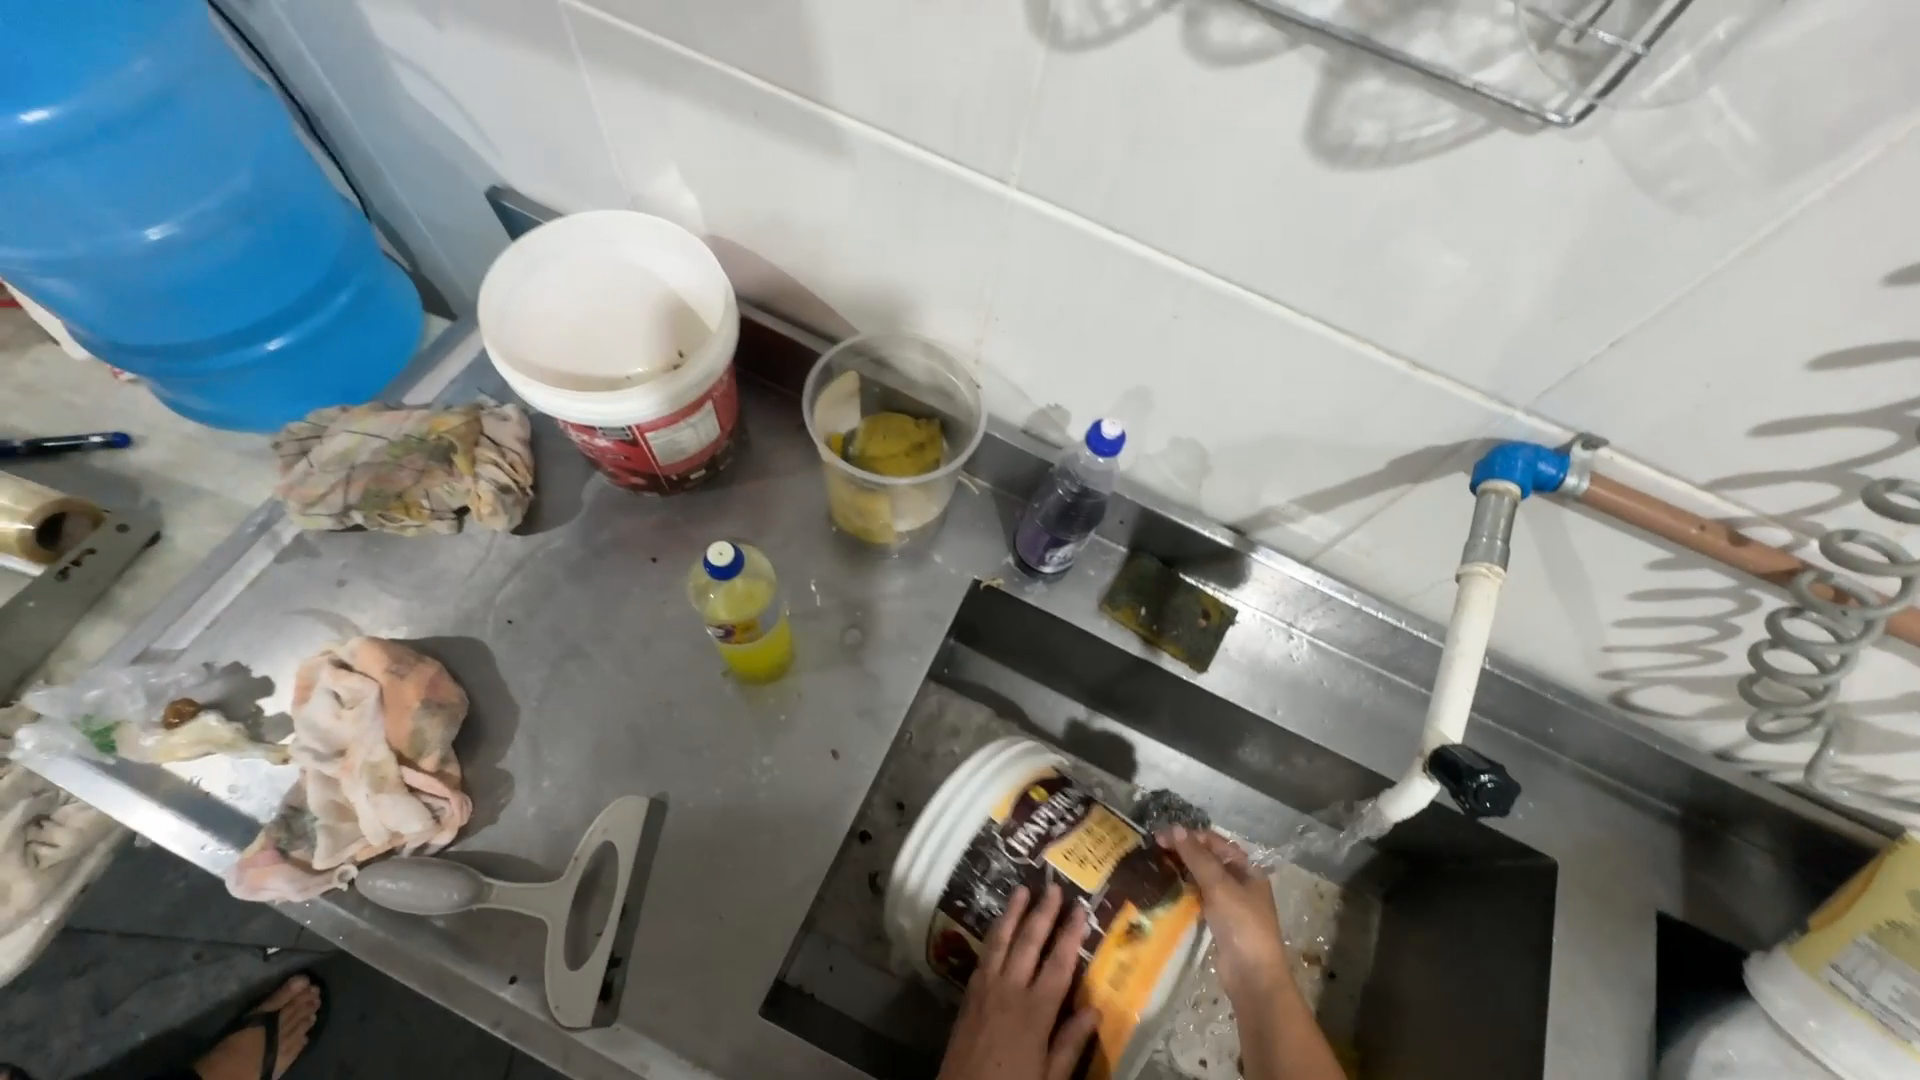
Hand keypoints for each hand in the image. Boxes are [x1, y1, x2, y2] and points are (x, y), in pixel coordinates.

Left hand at [936, 882, 1101, 1079]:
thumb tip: (1095, 1010)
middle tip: (1053, 886)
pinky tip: (999, 926)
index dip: (1071, 934)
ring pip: (1001, 941)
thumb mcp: (1050, 1078)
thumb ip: (1070, 1043)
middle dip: (1042, 913)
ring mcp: (985, 989)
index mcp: (1035, 1012)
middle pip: (1029, 942)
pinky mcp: (968, 995)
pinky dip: (994, 935)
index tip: (1080, 908)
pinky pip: (984, 955)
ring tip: (1021, 890)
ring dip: (1013, 914)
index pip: (1058, 964)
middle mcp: (1009, 991)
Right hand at [1158, 826, 1291, 1005]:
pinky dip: (1182, 892)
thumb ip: (1197, 856)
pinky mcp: (1216, 921)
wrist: (1253, 976)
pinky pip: (1197, 898)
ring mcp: (1228, 902)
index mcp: (1247, 868)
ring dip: (1180, 871)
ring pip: (1200, 878)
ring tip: (1154, 867)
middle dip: (1182, 852)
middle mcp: (1238, 881)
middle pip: (1207, 858)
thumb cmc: (1242, 924)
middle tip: (1153, 850)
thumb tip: (1175, 828)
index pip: (1214, 841)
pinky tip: (1164, 890)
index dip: (1188, 836)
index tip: (1161, 837)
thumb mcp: (1220, 885)